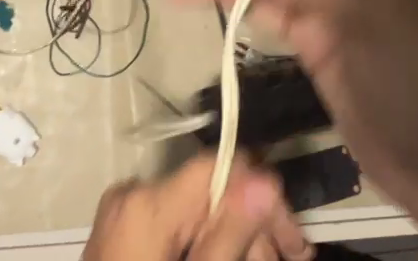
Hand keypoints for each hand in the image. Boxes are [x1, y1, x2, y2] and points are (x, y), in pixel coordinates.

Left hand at [81, 154, 310, 260]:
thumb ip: (230, 236)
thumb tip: (268, 181)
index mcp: (148, 204)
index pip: (219, 167)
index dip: (264, 196)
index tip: (295, 244)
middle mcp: (133, 194)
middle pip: (210, 192)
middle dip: (253, 229)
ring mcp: (123, 213)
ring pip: (195, 211)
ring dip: (233, 240)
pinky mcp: (122, 232)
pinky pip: (174, 225)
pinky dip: (204, 245)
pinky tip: (227, 260)